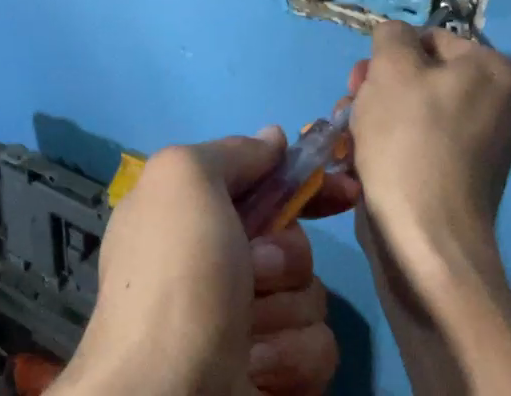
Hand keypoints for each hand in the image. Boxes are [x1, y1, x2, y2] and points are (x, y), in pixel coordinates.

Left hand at [57, 129, 355, 394]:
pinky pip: (318, 349)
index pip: (266, 187)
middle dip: (284, 257)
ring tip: (242, 333)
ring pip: (313, 297)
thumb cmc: (175, 275)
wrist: (166, 393)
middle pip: (297, 243)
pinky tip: (254, 368)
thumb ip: (231, 152)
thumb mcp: (184, 180)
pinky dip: (289, 357)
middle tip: (252, 270)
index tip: (344, 188)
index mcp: (193, 219)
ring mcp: (248, 324)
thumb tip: (273, 139)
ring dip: (283, 312)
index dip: (307, 185)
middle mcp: (220, 267)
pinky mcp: (276, 373)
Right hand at [346, 21, 510, 291]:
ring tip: (350, 140)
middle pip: (417, 75)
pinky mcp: (457, 176)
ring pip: (409, 110)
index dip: (387, 57)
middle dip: (376, 89)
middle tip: (352, 108)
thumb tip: (396, 40)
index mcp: (496, 71)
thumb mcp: (391, 67)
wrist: (424, 239)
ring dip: (372, 117)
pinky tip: (360, 159)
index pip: (428, 38)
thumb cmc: (409, 141)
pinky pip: (416, 143)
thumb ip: (392, 35)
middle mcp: (498, 103)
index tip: (362, 81)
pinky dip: (387, 146)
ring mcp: (479, 144)